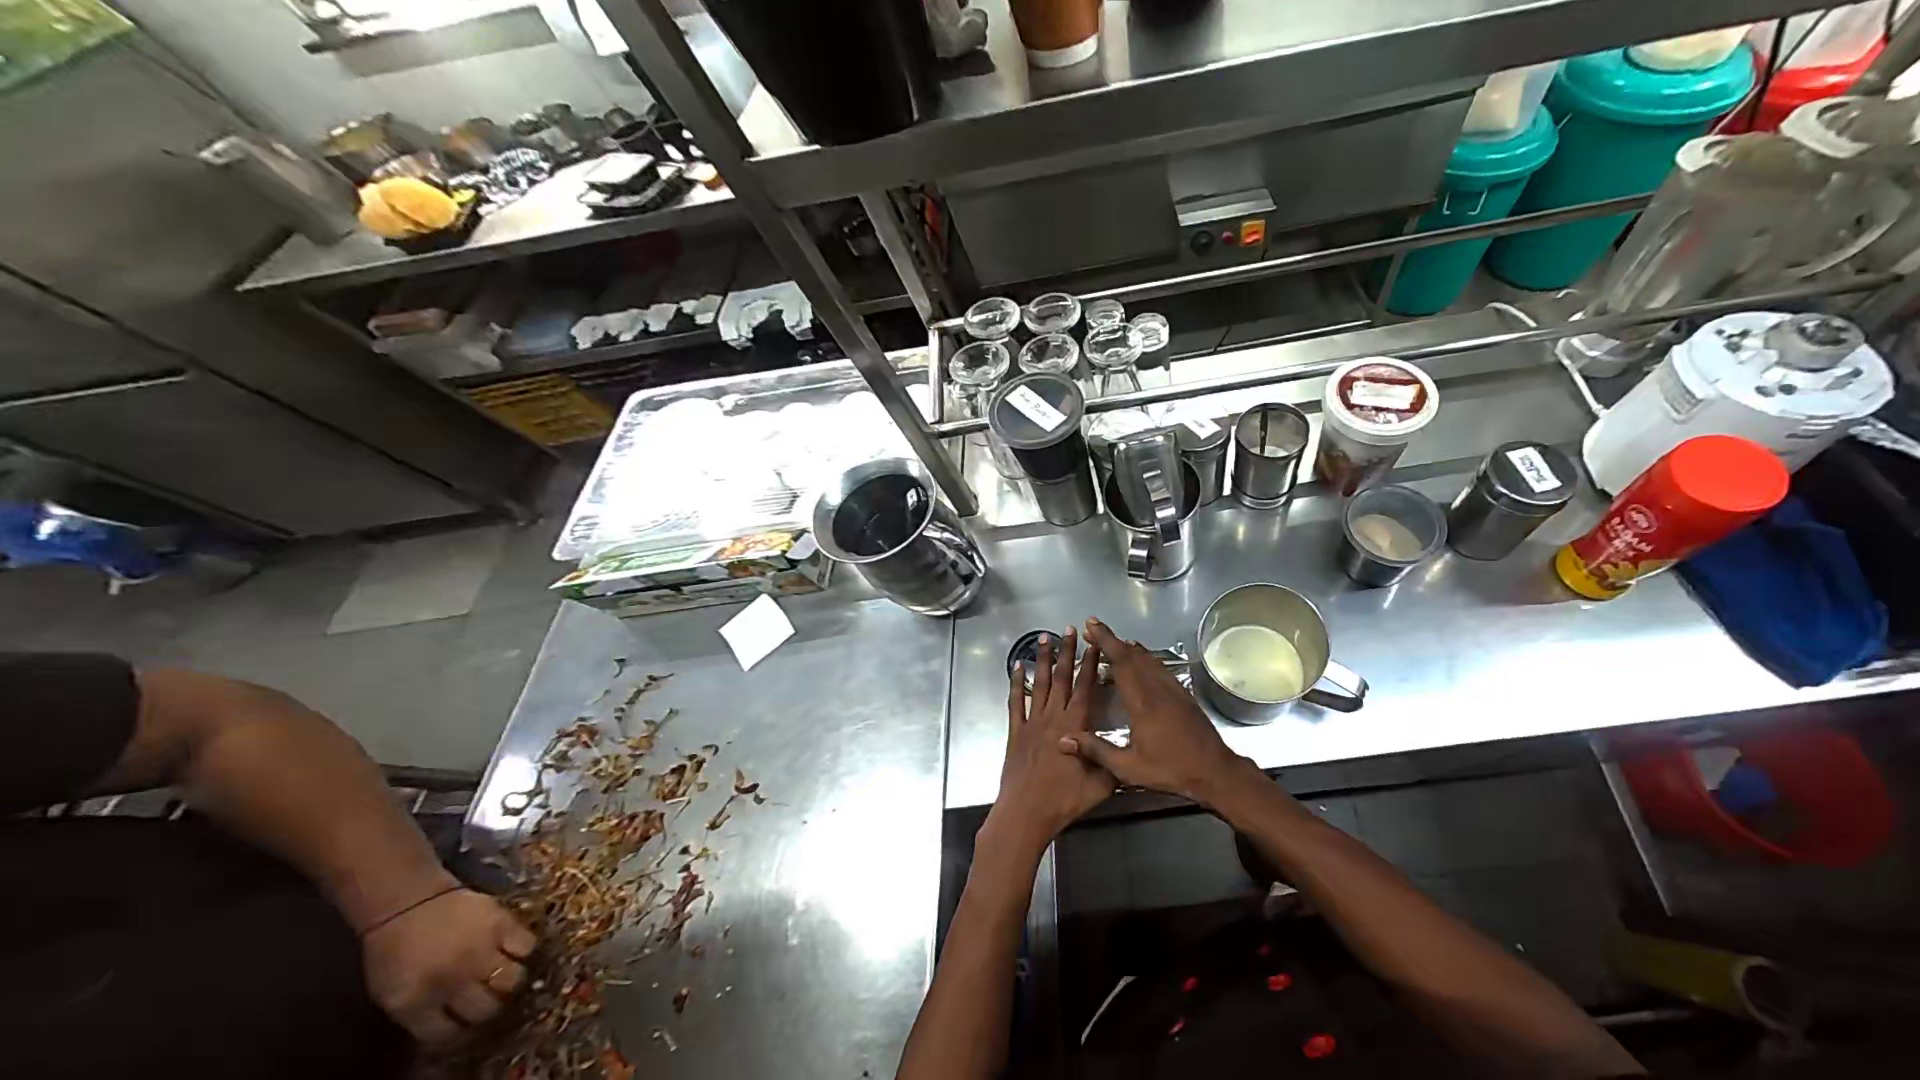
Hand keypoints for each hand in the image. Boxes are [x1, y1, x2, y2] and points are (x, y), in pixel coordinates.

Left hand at [361, 886, 535, 1045]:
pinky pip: (527, 945)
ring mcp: (481, 951)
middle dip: (491, 1009)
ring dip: (511, 982)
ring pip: (513, 980)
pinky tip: (515, 949)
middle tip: (492, 999)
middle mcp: (454, 982)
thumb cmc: (397, 951)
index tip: (469, 1027)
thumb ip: (423, 1012)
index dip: (461, 1035)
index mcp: (418, 1005)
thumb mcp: (395, 993)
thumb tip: (453, 1028)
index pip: (449, 1035)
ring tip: (507, 975)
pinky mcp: (502, 924)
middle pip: (487, 1009)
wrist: (410, 903)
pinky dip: (524, 950)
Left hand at [986, 628, 1113, 853]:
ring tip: (1045, 638)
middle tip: (1070, 629)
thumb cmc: (1065, 800)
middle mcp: (1053, 718)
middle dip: (1067, 652)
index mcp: (1075, 726)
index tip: (1095, 644)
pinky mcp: (1015, 731)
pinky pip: (1016, 701)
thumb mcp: (1101, 785)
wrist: (1026, 812)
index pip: (1085, 688)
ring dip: (1042, 659)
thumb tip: (1128, 749)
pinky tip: (1017, 668)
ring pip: (1039, 684)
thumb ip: (1112, 762)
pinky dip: (1016, 683)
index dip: (1090, 664)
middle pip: (1061, 678)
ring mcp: (1032, 722)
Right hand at [1063, 618, 1254, 807]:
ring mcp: (1173, 690)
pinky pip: (1160, 668)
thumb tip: (1063, 740)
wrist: (1216, 772)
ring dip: (1128, 647)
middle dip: (1112, 639)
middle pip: (1132, 655)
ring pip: (1148, 659)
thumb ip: (1096, 751)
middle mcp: (1157, 689)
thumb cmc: (1171, 770)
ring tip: (1112, 642)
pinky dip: (1145, 658)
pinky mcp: (1183, 695)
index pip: (1121, 662)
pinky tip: (1140, 661)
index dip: (1105, 641)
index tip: (1090, 626)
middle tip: (1092, 629)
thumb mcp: (1129, 768)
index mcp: (1142, 702)